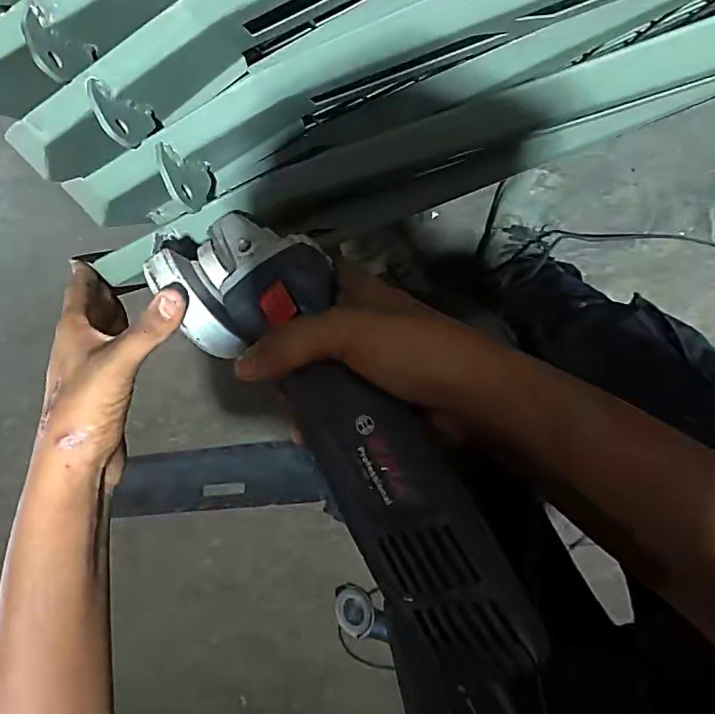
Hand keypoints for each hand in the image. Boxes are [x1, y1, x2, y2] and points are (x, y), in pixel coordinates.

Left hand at [35, 262, 184, 478]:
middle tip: (135, 264)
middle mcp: (79, 344)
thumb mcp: (118, 362)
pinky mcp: (106, 386)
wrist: (77, 464)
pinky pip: (118, 349)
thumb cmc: (83, 408)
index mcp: (72, 332)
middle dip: (110, 285)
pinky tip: (144, 336)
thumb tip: (178, 292)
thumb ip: (148, 329)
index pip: (79, 289)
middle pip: (93, 306)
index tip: (106, 248)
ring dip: (120, 310)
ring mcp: (91, 366)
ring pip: (105, 327)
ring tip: (142, 292)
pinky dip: (130, 335)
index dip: (90, 268)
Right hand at [234, 267, 531, 418]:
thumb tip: (241, 366)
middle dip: (285, 357)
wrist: (473, 401)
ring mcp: (371, 363)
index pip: (311, 278)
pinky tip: (309, 435)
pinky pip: (340, 406)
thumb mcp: (349, 331)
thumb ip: (294, 342)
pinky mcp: (379, 399)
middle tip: (259, 378)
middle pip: (309, 333)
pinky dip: (324, 419)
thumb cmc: (413, 349)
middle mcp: (362, 323)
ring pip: (322, 374)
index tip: (245, 314)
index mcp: (359, 291)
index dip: (280, 289)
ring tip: (290, 417)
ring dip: (304, 396)